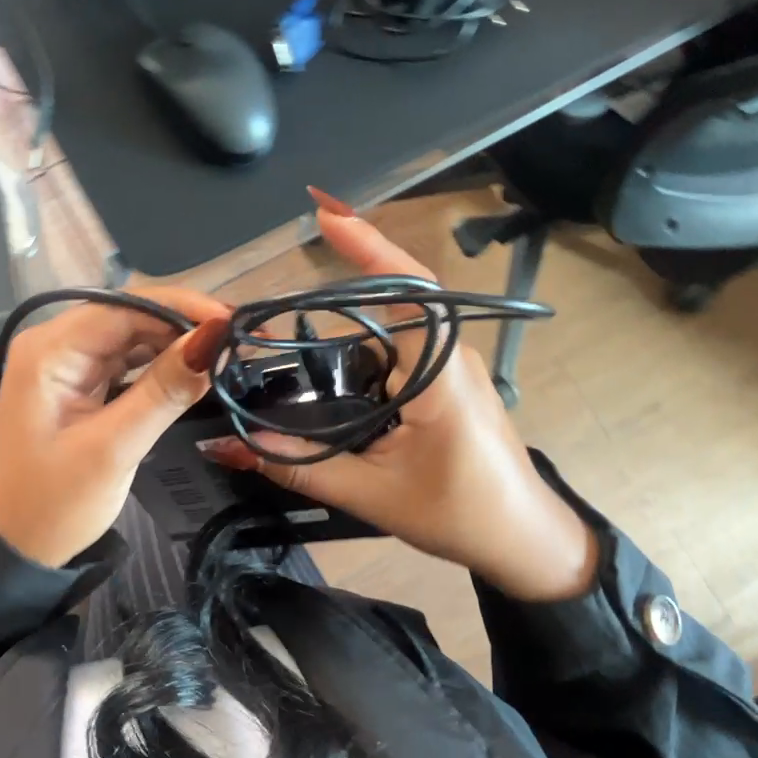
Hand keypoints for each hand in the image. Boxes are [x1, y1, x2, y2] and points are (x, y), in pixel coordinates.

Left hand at [0, 289, 232, 567]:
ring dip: (177, 342)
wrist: (18, 547)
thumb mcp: (114, 448)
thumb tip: (216, 338)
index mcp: (49, 351)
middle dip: (185, 323)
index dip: (184, 308)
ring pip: (131, 336)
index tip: (236, 323)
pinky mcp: (77, 385)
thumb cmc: (56, 504)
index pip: (124, 306)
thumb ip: (164, 390)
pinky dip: (159, 364)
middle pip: (129, 315)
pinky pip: (125, 361)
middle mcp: (53, 345)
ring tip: (228, 353)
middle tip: (243, 340)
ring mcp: (64, 365)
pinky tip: (193, 370)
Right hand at [205, 204, 597, 601]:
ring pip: (393, 331)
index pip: (411, 293)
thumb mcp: (372, 496)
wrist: (527, 542)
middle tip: (282, 284)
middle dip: (342, 282)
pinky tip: (326, 369)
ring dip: (347, 322)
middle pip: (393, 303)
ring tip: (289, 330)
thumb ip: (299, 467)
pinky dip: (361, 350)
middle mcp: (450, 361)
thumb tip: (230, 445)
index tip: (326, 215)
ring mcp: (452, 373)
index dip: (371, 248)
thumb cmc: (462, 516)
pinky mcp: (447, 389)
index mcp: (441, 379)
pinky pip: (399, 353)